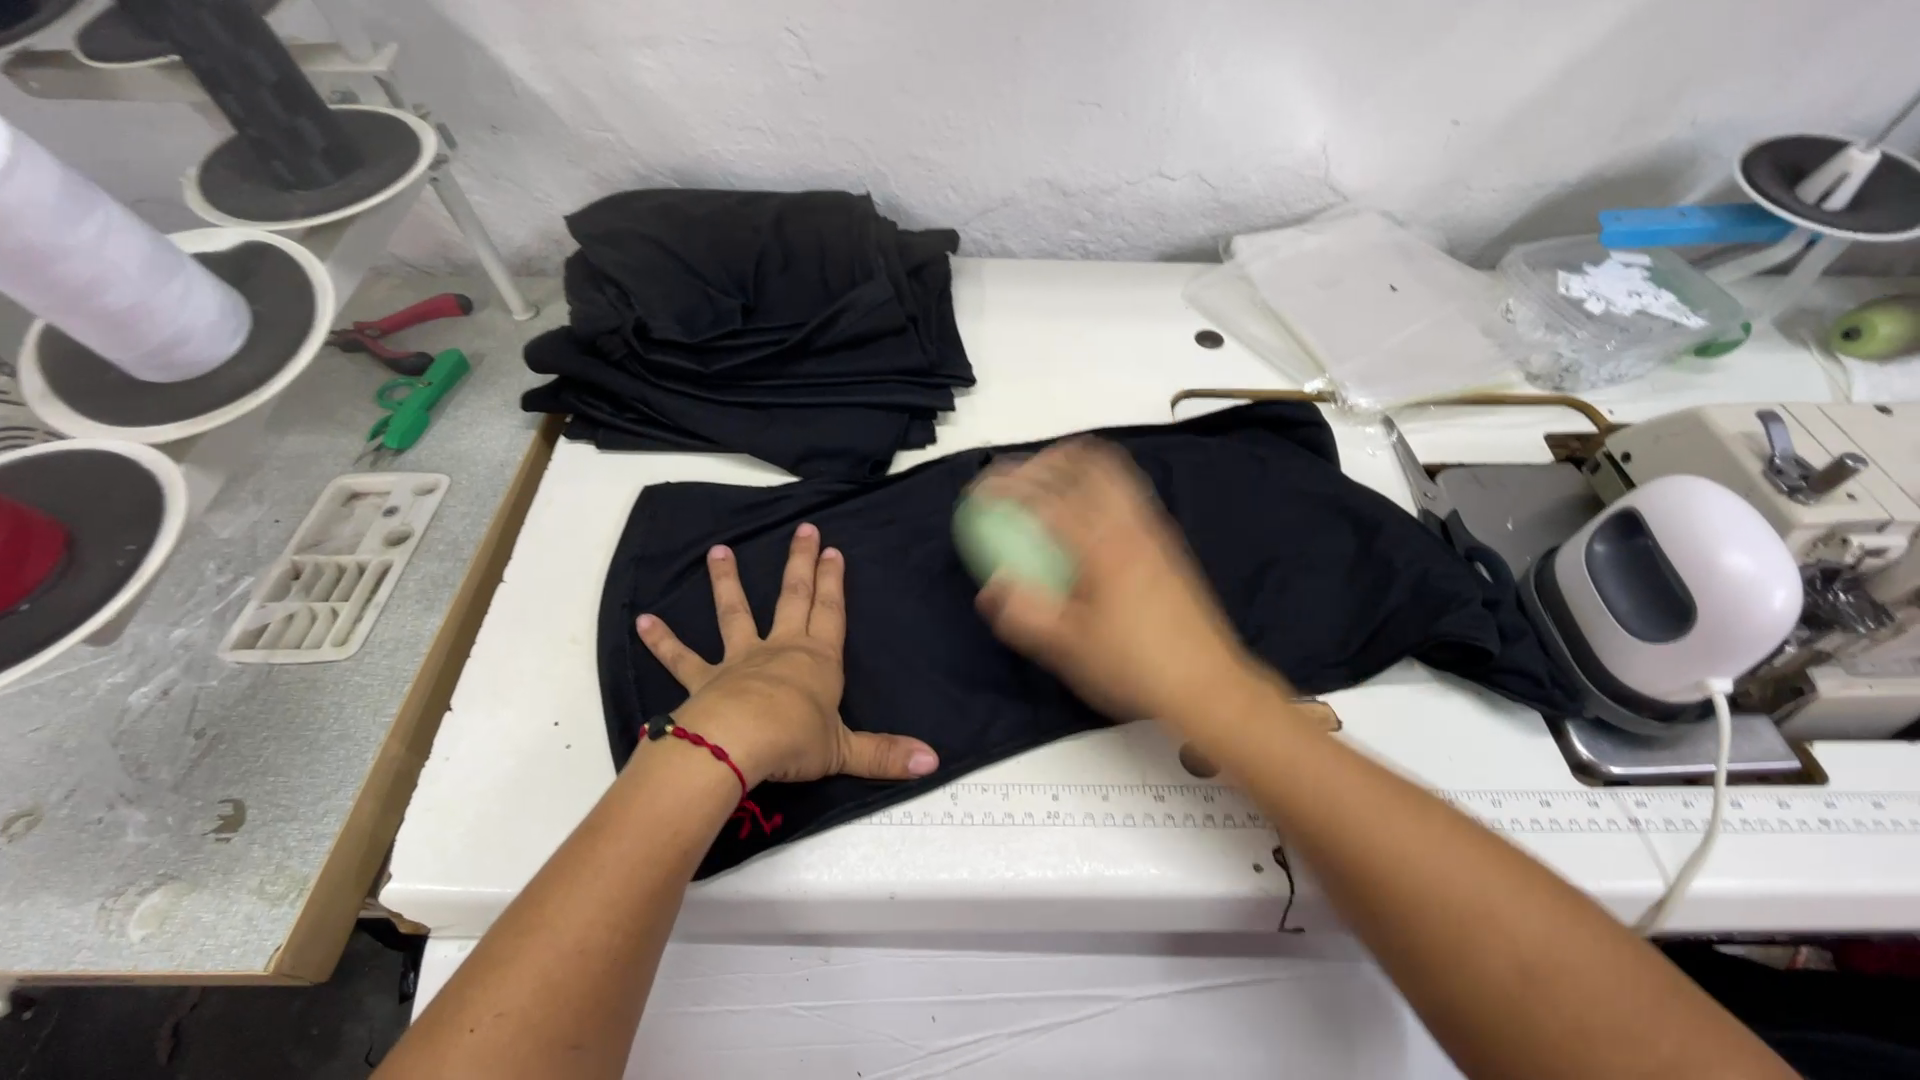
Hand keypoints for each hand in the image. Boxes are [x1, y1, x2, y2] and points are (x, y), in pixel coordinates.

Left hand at [635, 523, 938, 786]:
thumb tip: (932, 761)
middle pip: (792, 597)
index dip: (833, 581)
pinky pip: (680, 658)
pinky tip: (642, 621)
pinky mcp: (704, 680)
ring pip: (734, 613)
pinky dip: (662, 640)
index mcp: (817, 661)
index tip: (832, 550)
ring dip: (727, 583)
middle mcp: (779, 649)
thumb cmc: (796, 740)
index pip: (830, 612)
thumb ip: (886, 755)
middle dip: (800, 563)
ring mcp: (738, 660)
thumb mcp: (846, 750)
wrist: (737, 744)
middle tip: (803, 529)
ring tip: (719, 552)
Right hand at [972, 438, 1268, 724]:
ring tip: (1046, 487)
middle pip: (1087, 462)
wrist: (1209, 686)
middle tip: (1014, 480)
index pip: (1046, 498)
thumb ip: (1025, 615)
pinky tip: (1084, 520)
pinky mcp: (1167, 543)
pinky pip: (1127, 492)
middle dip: (1044, 461)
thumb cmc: (1136, 669)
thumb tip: (991, 587)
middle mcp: (1131, 525)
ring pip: (1112, 472)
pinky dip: (1097, 486)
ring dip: (1073, 468)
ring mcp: (1155, 530)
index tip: (979, 490)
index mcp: (1102, 546)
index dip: (1007, 487)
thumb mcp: (1069, 650)